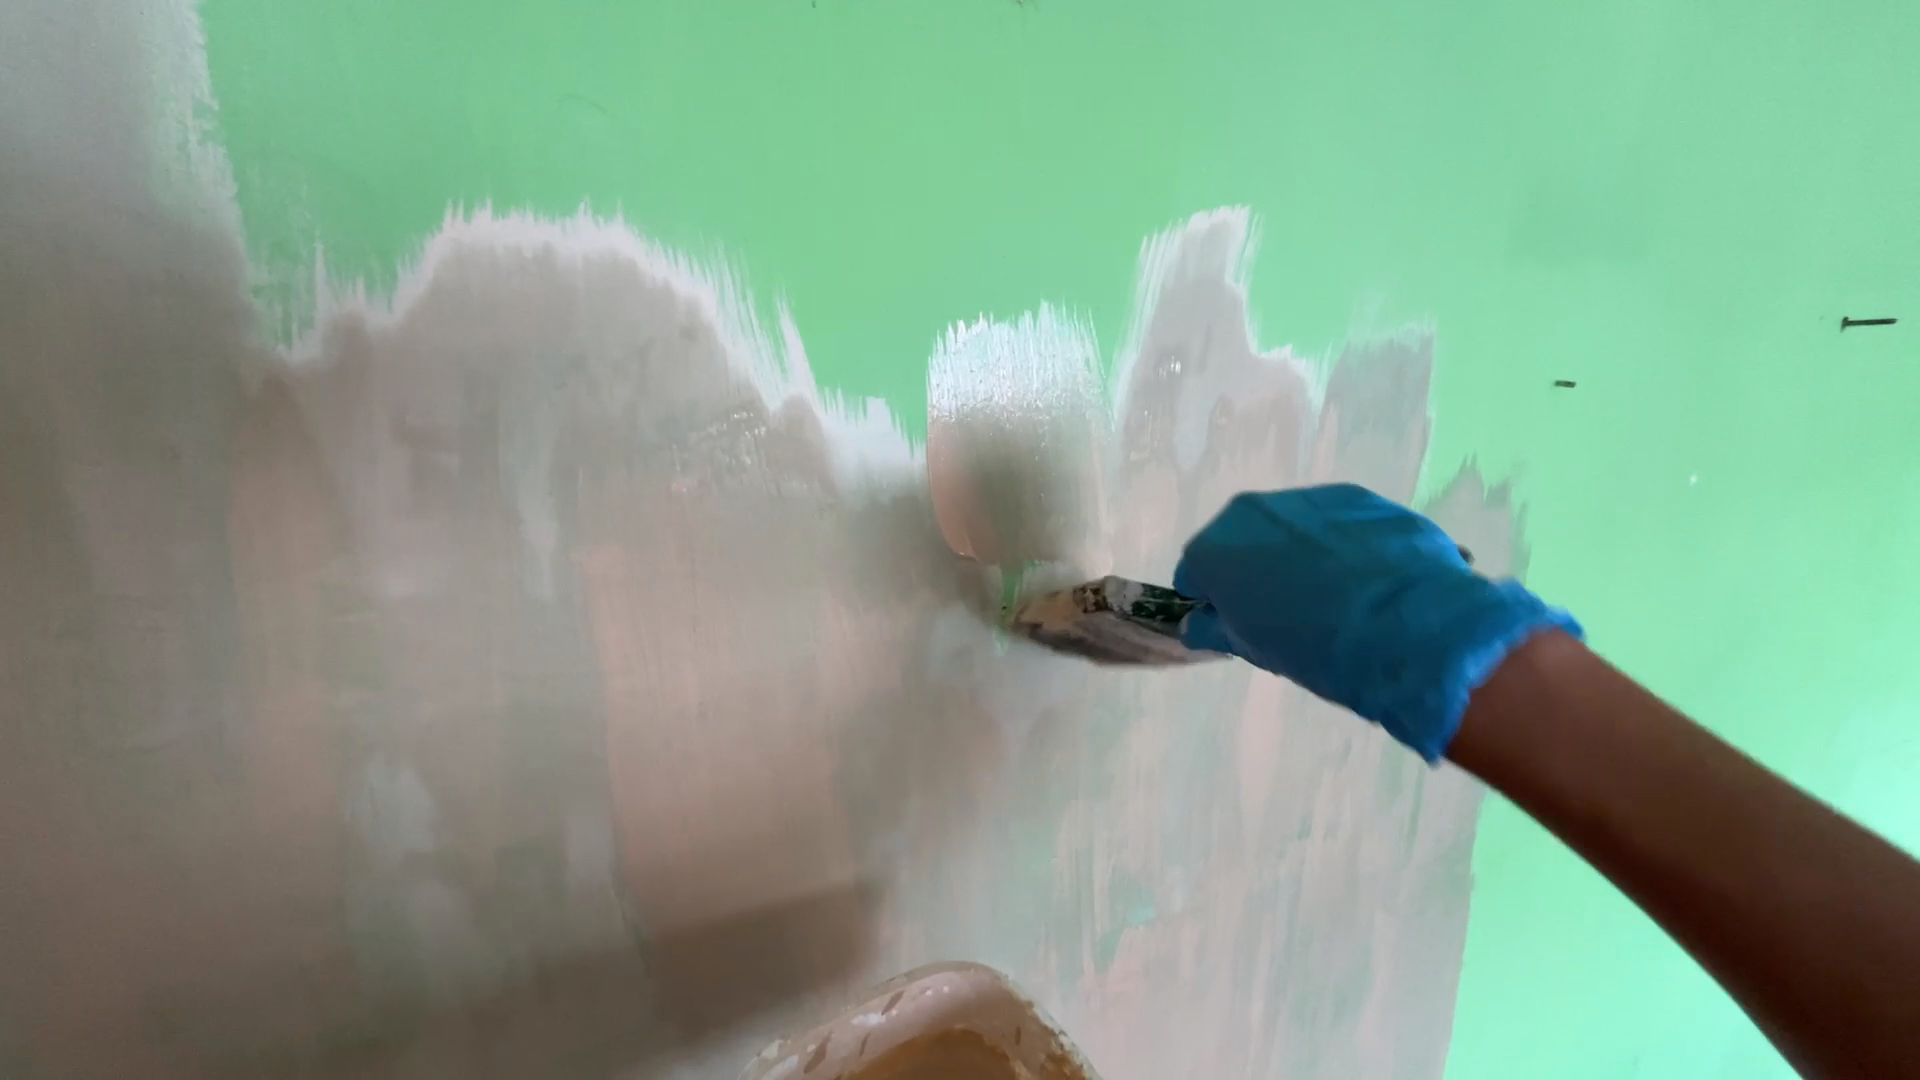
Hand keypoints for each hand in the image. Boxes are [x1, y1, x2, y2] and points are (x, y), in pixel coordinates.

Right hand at [1173, 484, 1579, 759]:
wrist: (1407, 628)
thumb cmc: (1311, 646)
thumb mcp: (1250, 647)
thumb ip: (1213, 628)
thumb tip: (1198, 623)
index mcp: (1214, 549)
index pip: (1195, 574)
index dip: (1212, 601)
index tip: (1235, 622)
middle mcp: (1252, 511)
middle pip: (1240, 542)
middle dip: (1254, 570)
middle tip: (1286, 609)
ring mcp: (1306, 498)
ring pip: (1287, 528)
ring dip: (1297, 554)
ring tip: (1334, 593)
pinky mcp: (1357, 497)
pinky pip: (1334, 522)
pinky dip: (1341, 544)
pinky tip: (1366, 578)